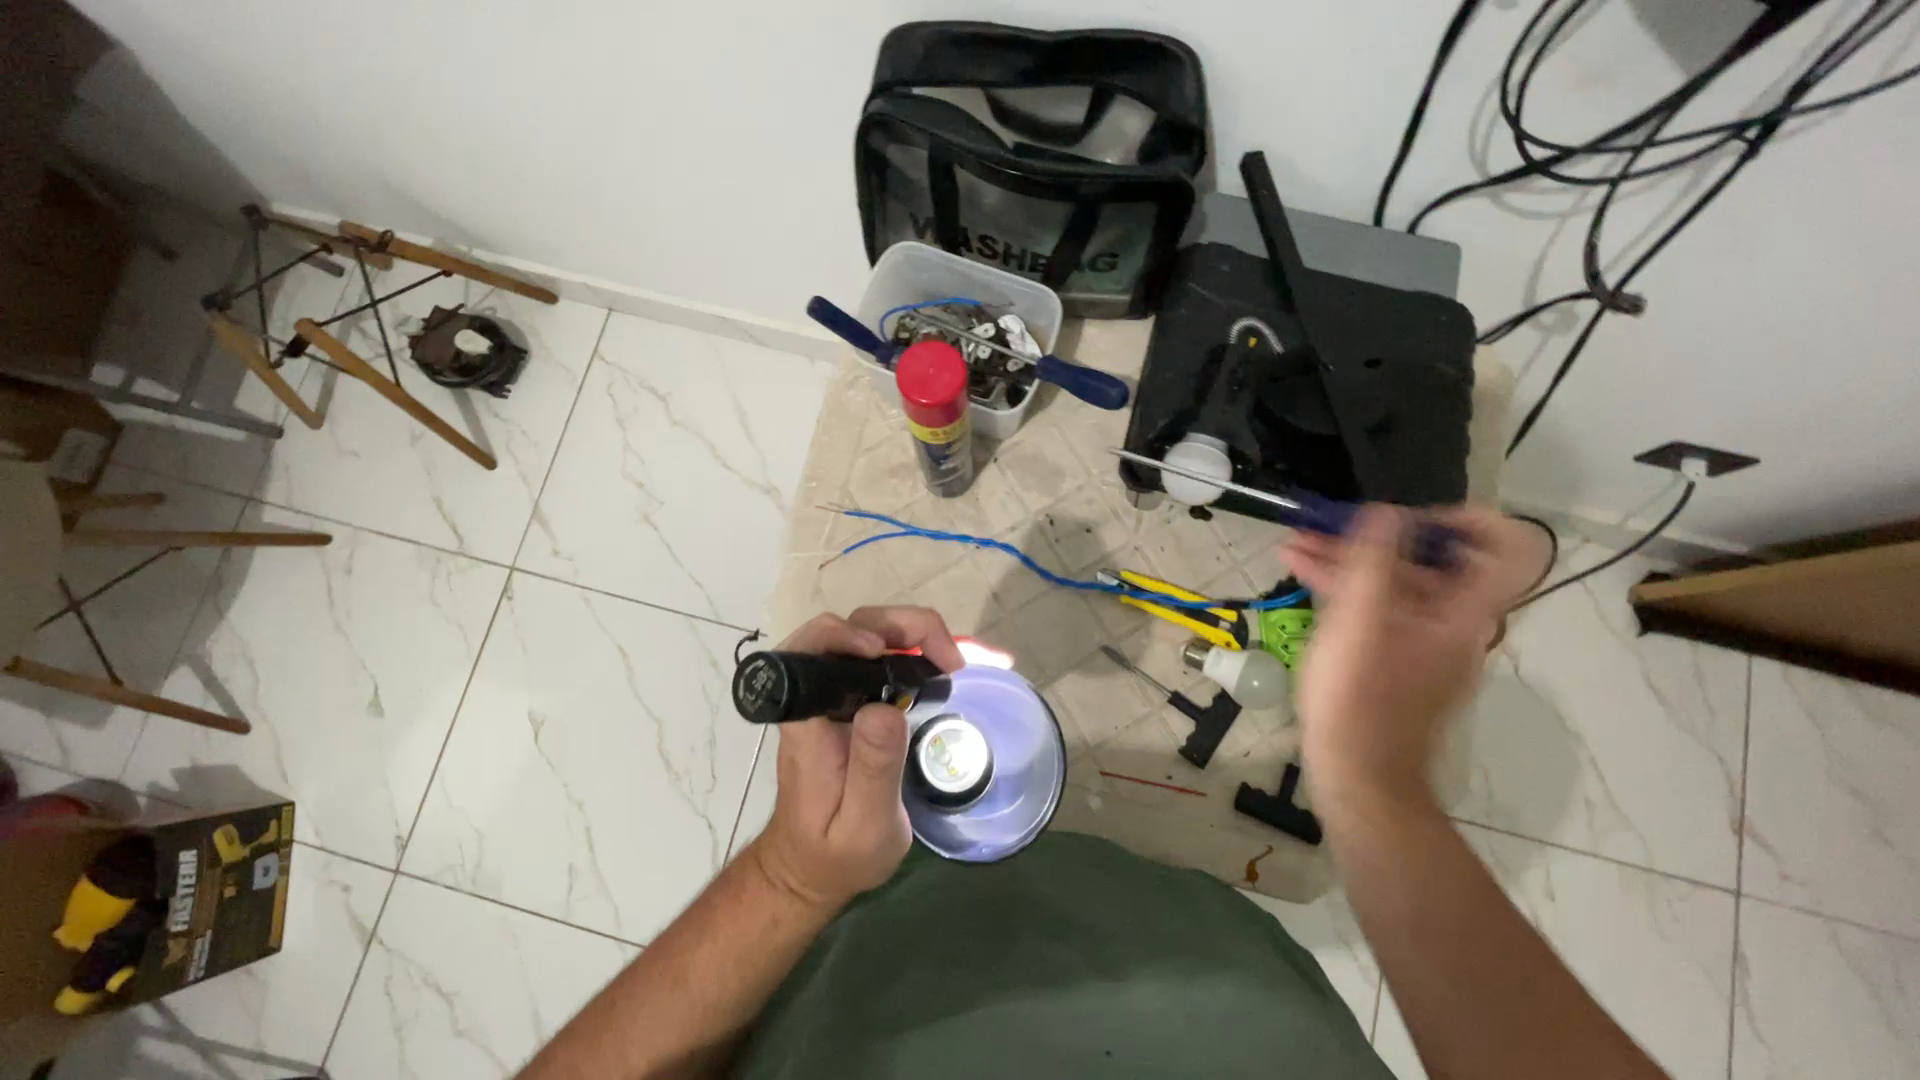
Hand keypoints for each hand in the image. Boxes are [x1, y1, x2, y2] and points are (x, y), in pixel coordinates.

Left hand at [746, 607, 963, 912]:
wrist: (814, 868)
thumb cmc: (834, 854)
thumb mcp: (862, 824)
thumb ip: (873, 768)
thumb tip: (884, 708)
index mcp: (809, 719)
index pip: (808, 649)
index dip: (845, 634)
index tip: (883, 651)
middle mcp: (820, 697)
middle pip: (855, 630)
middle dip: (907, 628)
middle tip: (955, 661)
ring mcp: (841, 696)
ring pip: (876, 638)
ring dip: (921, 637)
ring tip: (966, 662)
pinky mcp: (861, 702)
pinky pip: (891, 662)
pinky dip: (926, 655)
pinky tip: (961, 666)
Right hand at [1281, 506, 1539, 812]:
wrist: (1358, 774)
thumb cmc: (1359, 698)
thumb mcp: (1360, 620)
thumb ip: (1373, 560)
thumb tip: (1387, 511)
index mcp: (1463, 613)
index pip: (1505, 547)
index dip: (1464, 520)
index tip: (1409, 519)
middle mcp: (1454, 624)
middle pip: (1429, 563)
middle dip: (1373, 538)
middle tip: (1323, 528)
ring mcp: (1425, 645)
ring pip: (1395, 587)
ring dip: (1348, 562)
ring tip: (1295, 549)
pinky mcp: (1397, 663)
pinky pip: (1381, 612)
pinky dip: (1347, 592)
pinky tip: (1305, 580)